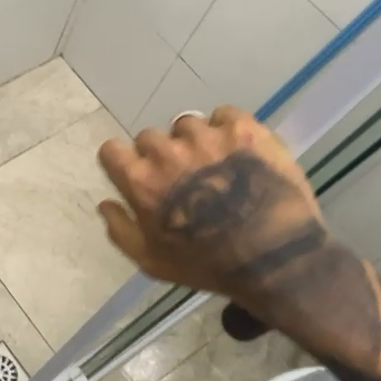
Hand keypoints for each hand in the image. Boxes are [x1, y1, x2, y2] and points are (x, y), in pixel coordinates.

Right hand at [96, 106, 330, 306]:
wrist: (276, 258)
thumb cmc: (208, 265)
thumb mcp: (152, 262)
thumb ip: (121, 230)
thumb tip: (105, 203)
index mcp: (141, 181)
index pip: (112, 150)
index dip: (123, 162)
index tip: (137, 175)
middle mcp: (168, 152)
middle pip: (149, 138)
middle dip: (160, 156)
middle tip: (183, 178)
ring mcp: (207, 136)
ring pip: (186, 125)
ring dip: (193, 142)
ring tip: (215, 165)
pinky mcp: (243, 128)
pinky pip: (223, 114)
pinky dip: (226, 128)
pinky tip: (236, 151)